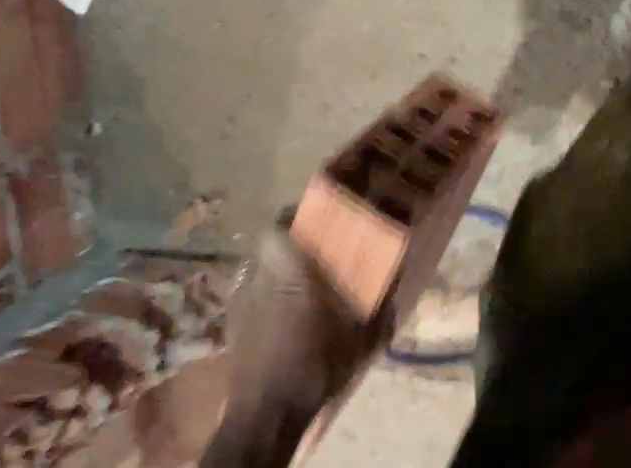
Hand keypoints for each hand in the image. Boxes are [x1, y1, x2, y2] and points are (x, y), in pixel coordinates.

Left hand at [201, 228, 369, 467]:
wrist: (267, 415)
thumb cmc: (318, 366)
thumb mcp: (364, 338)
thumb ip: (383, 303)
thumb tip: (400, 274)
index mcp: (290, 272)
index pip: (276, 226)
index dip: (289, 216)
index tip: (310, 215)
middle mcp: (259, 279)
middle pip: (264, 244)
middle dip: (285, 240)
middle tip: (310, 247)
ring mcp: (240, 304)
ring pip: (254, 269)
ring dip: (271, 267)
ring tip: (295, 278)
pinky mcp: (231, 327)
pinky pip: (247, 295)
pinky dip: (262, 294)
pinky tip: (280, 311)